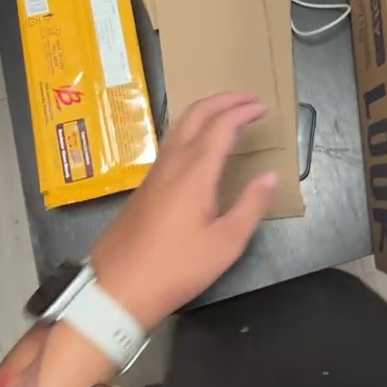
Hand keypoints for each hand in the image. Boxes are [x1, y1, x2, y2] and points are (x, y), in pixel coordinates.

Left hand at [88, 92, 276, 329]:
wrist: (116, 288)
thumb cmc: (175, 269)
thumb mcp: (225, 245)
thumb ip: (250, 206)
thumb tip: (270, 176)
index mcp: (195, 172)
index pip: (222, 125)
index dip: (244, 111)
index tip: (264, 107)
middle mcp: (173, 162)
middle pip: (196, 113)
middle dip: (224, 100)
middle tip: (249, 98)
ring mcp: (155, 171)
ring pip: (180, 124)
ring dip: (206, 110)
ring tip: (228, 112)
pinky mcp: (146, 184)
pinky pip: (172, 139)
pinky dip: (193, 126)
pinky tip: (201, 142)